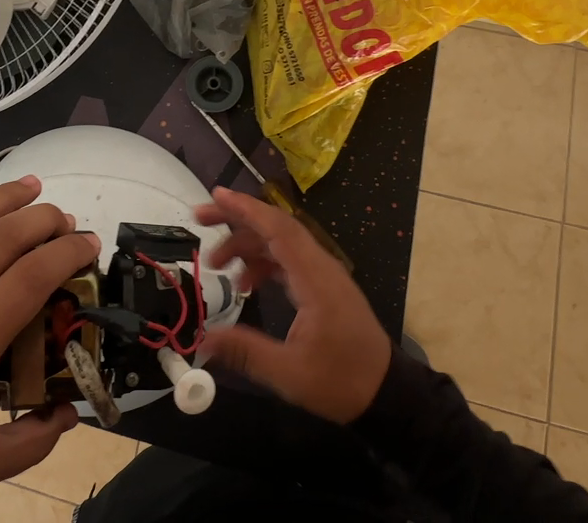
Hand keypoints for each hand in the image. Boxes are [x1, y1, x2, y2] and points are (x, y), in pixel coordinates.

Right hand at [194, 186, 390, 423]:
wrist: (386, 392)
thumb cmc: (341, 381)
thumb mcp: (289, 374)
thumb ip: (245, 352)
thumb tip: (203, 341)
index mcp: (315, 279)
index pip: (278, 229)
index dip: (246, 209)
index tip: (216, 195)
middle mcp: (320, 266)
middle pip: (276, 227)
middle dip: (237, 218)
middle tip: (201, 219)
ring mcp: (324, 274)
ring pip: (280, 242)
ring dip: (247, 244)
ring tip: (215, 263)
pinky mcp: (324, 286)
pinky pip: (288, 259)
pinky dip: (262, 262)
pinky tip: (244, 283)